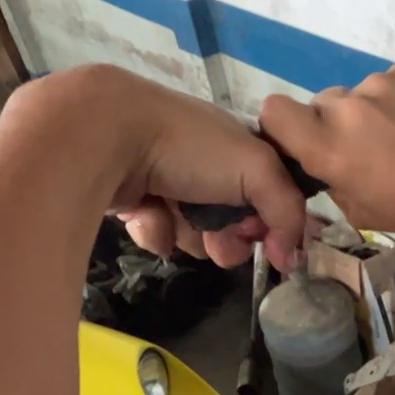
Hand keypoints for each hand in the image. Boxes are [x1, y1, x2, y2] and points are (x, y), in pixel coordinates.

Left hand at [0, 65, 308, 269]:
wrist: (103, 135)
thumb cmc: (188, 147)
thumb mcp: (258, 170)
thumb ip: (288, 212)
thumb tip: (291, 258)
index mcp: (236, 145)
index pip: (268, 193)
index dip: (270, 220)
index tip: (261, 235)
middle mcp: (202, 158)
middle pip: (232, 218)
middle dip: (229, 236)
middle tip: (219, 241)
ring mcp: (164, 176)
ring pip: (194, 229)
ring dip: (190, 235)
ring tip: (174, 222)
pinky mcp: (129, 194)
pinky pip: (156, 230)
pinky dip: (154, 229)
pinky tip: (144, 218)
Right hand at [259, 64, 394, 244]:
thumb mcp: (364, 212)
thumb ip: (333, 179)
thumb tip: (327, 158)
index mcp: (331, 147)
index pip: (274, 111)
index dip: (282, 125)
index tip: (304, 140)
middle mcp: (350, 108)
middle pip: (322, 104)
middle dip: (336, 125)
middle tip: (369, 151)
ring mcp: (384, 82)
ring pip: (361, 95)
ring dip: (373, 114)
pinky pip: (393, 84)